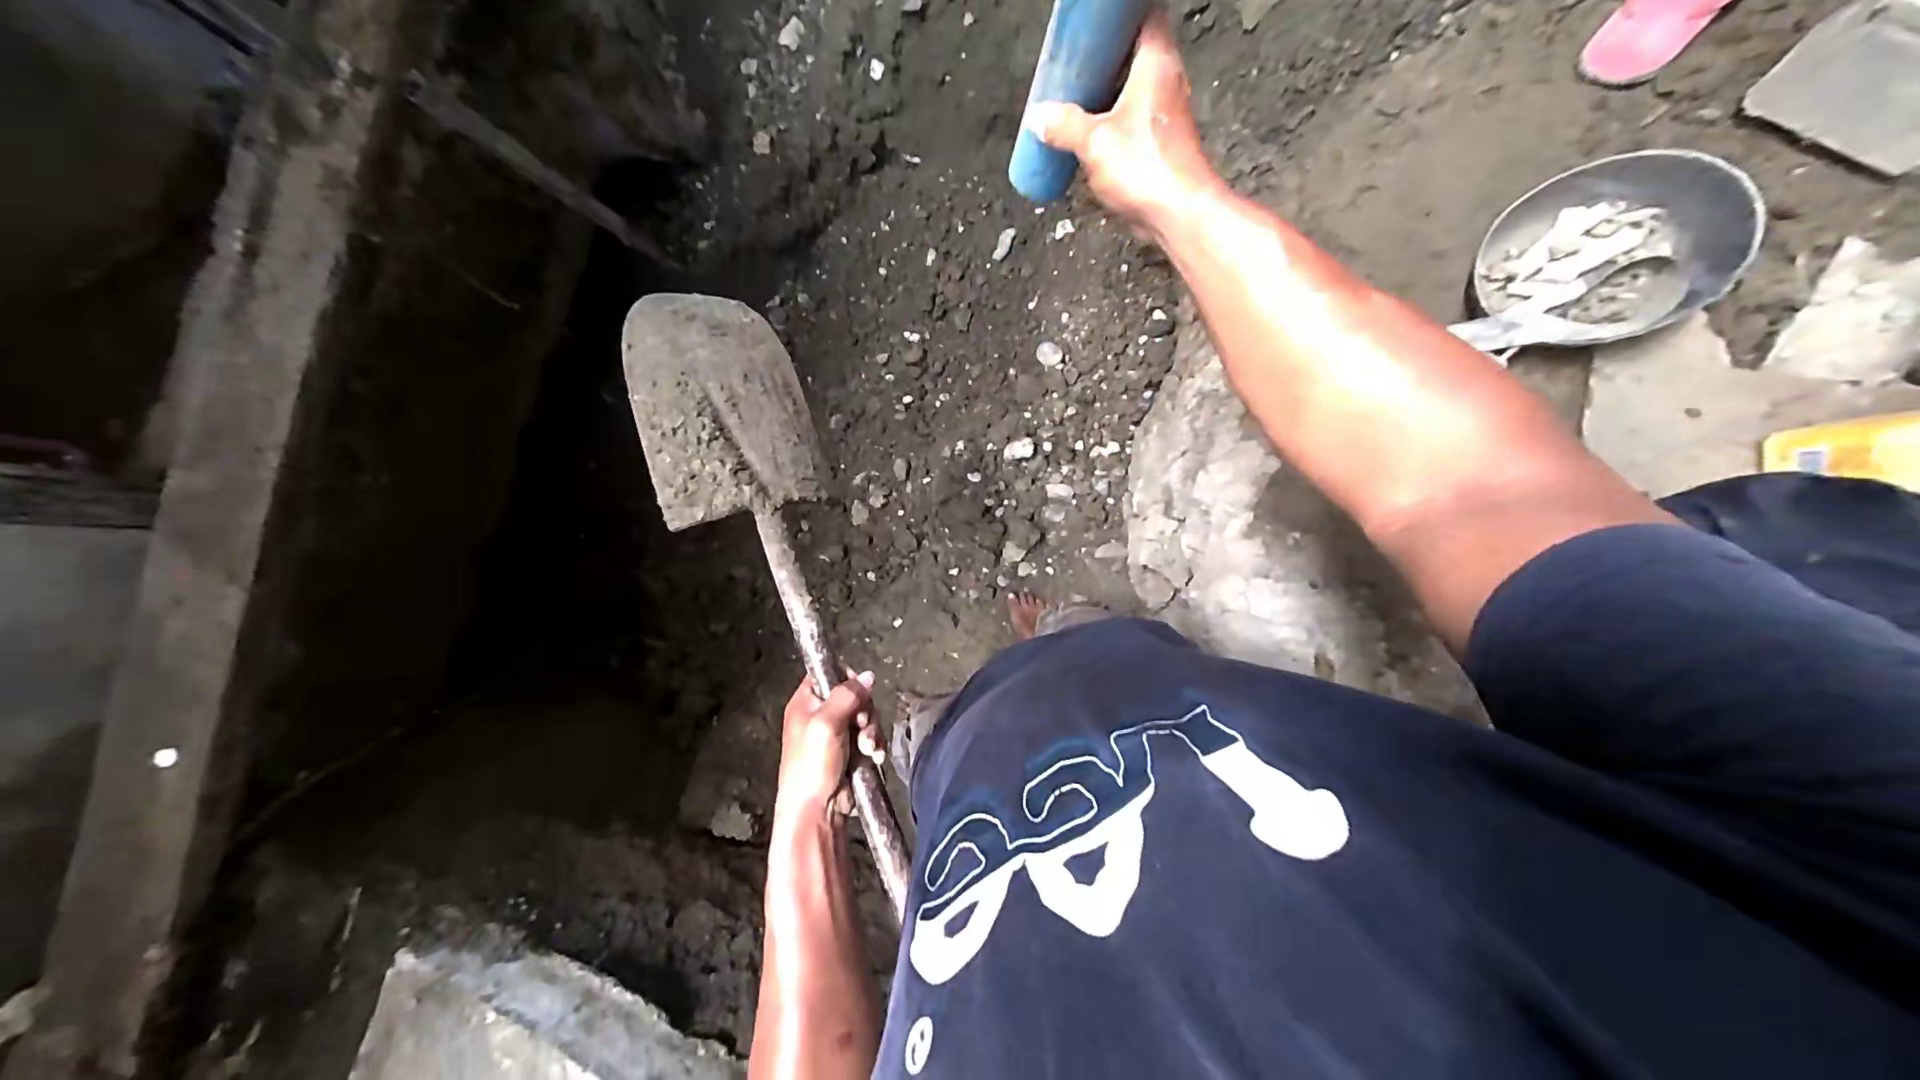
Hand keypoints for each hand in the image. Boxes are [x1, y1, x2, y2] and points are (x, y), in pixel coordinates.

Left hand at [775, 670, 884, 818]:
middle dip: (865, 712)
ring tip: (868, 750)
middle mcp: (821, 715)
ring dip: (872, 732)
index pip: (829, 674)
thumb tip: (868, 676)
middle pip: (855, 696)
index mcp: (806, 702)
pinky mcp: (851, 752)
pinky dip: (876, 746)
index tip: (857, 693)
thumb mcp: (826, 722)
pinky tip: (874, 756)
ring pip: (866, 717)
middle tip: (860, 727)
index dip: (847, 679)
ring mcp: (837, 734)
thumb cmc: (812, 764)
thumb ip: (847, 695)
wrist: (816, 809)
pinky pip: (871, 738)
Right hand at [1029, 10, 1219, 237]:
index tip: (1093, 28)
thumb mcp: (1093, 142)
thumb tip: (1039, 118)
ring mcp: (1167, 116)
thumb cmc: (1144, 167)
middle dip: (1108, 58)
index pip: (1146, 16)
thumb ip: (1064, 125)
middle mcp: (1167, 82)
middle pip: (1137, 54)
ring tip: (1076, 100)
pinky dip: (1114, 124)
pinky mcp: (1162, 146)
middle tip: (1075, 64)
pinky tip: (1090, 138)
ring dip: (1109, 94)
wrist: (1178, 213)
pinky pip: (1134, 123)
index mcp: (1156, 63)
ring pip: (1135, 92)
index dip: (1120, 18)